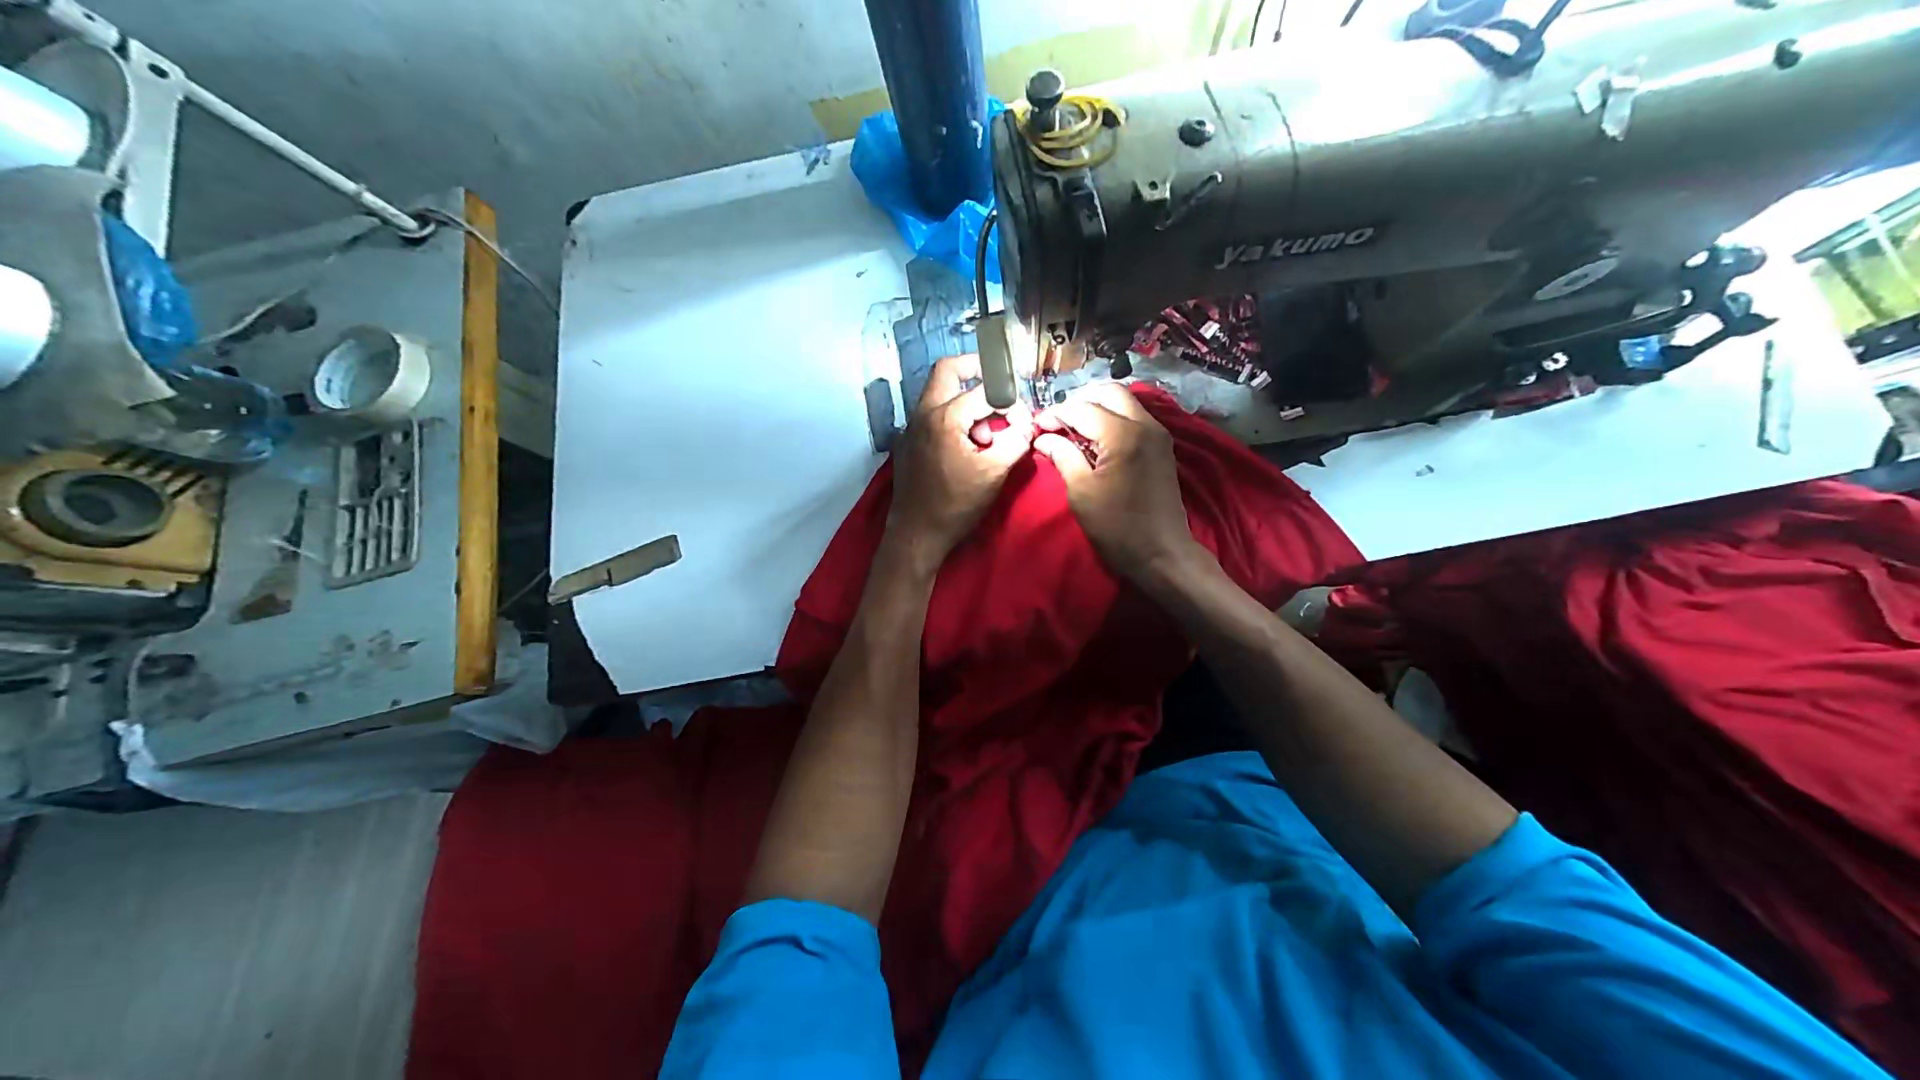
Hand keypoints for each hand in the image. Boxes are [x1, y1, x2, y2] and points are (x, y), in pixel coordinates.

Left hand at [887, 354, 1034, 565]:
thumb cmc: (956, 506)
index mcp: (944, 417)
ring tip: (985, 428)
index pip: (984, 390)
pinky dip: (951, 416)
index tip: (1021, 418)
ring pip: (938, 392)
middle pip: (948, 370)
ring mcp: (910, 427)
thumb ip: (1016, 441)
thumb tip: (1026, 425)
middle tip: (999, 384)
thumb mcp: (995, 473)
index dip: (1009, 401)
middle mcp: (922, 413)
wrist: (916, 535)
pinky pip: (931, 415)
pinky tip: (966, 444)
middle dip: (976, 370)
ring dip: (964, 397)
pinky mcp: (908, 443)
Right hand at [1034, 382, 1199, 581]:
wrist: (1162, 554)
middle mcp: (1145, 425)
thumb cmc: (1117, 527)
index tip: (1037, 426)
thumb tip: (1043, 438)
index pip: (1082, 408)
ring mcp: (1158, 435)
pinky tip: (1095, 439)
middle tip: (1058, 422)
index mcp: (1123, 435)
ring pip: (1125, 402)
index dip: (1056, 414)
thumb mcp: (1081, 492)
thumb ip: (1063, 456)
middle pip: (1109, 392)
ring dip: (1097, 408)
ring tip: (1073, 430)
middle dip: (1080, 401)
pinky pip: (1135, 418)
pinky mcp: (1162, 447)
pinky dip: (1113, 419)